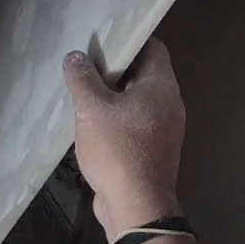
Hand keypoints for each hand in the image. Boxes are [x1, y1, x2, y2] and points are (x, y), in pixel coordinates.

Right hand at [62, 39, 186, 238]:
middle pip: (144, 75)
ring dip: (114, 99)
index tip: (101, 44)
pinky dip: (117, 121)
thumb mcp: (92, 110)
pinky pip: (135, 124)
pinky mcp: (154, 150)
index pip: (152, 47)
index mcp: (161, 85)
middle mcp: (169, 103)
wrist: (136, 203)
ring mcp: (164, 129)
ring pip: (138, 102)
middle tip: (85, 71)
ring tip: (84, 100)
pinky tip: (94, 129)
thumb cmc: (117, 149)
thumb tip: (75, 57)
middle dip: (115, 71)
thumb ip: (83, 80)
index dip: (128, 40)